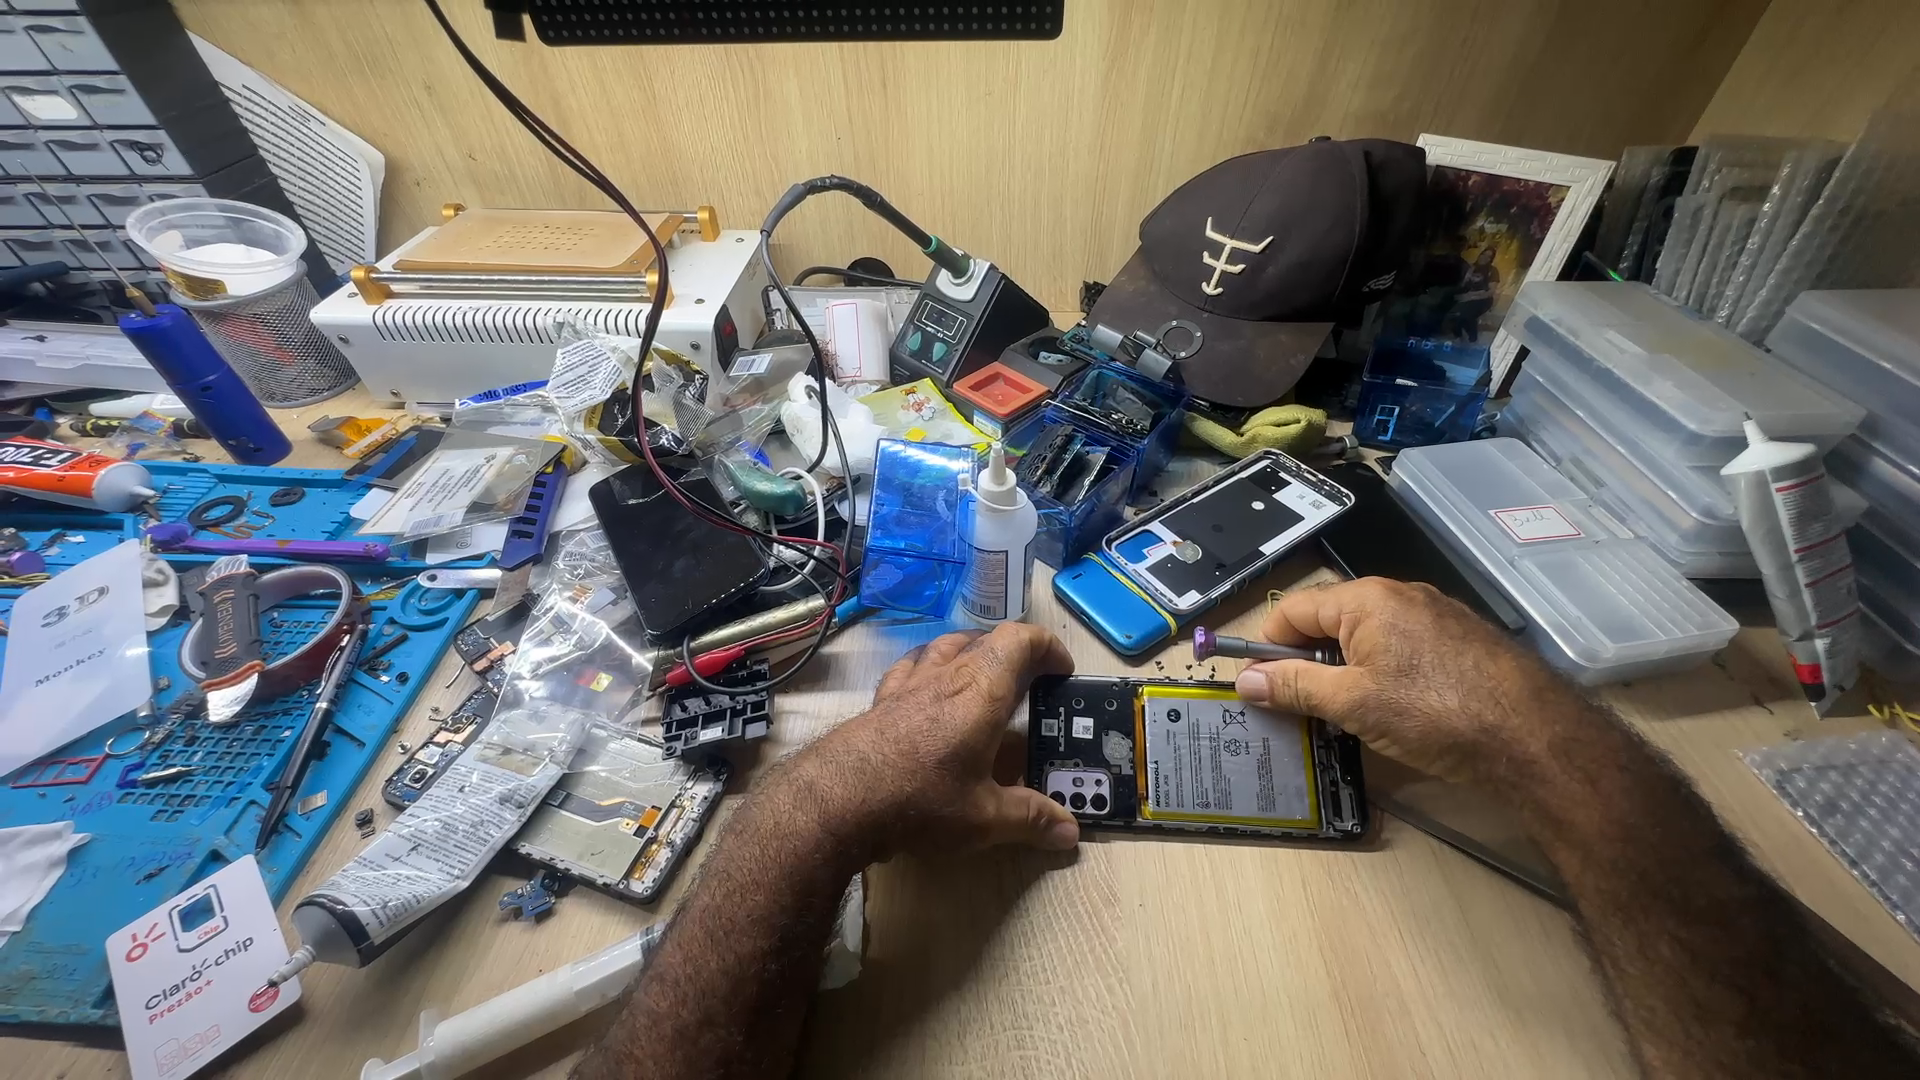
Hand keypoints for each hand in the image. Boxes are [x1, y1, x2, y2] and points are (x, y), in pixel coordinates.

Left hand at [783, 623, 1080, 861]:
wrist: (838, 799)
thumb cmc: (922, 799)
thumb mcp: (984, 818)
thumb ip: (1030, 819)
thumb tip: (1071, 833)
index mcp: (982, 691)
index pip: (1020, 640)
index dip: (1047, 646)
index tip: (1061, 670)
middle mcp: (947, 674)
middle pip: (987, 639)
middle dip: (1016, 652)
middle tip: (1031, 682)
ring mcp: (910, 682)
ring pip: (948, 644)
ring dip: (973, 651)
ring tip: (984, 675)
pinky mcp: (881, 698)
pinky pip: (912, 666)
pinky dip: (930, 666)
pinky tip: (927, 686)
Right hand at [1231, 578, 1589, 786]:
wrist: (1542, 742)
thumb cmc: (1435, 715)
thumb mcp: (1352, 703)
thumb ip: (1293, 686)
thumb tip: (1244, 682)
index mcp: (1367, 599)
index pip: (1293, 610)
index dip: (1267, 646)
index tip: (1260, 684)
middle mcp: (1400, 594)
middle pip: (1328, 619)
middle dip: (1307, 658)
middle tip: (1303, 703)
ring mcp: (1436, 614)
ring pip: (1365, 634)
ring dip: (1344, 666)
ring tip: (1348, 710)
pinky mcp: (1462, 637)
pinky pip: (1400, 644)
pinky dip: (1381, 668)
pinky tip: (1396, 706)